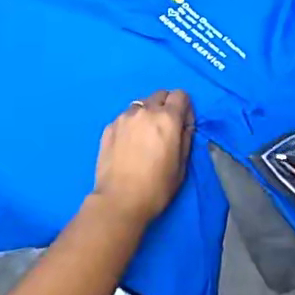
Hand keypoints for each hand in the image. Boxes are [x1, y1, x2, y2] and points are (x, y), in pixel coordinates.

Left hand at [91, 90, 193, 225]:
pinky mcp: (108, 126)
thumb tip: (184, 126)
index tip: (183, 125)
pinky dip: (131, 124)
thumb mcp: (182, 166)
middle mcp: (145, 110)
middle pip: (160, 95)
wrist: (119, 200)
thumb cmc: (157, 187)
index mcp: (167, 118)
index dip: (185, 108)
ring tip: (144, 137)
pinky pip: (125, 117)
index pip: (180, 95)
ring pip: (140, 104)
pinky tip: (128, 144)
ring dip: (147, 113)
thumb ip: (186, 139)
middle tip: (165, 130)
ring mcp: (123, 117)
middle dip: (166, 107)